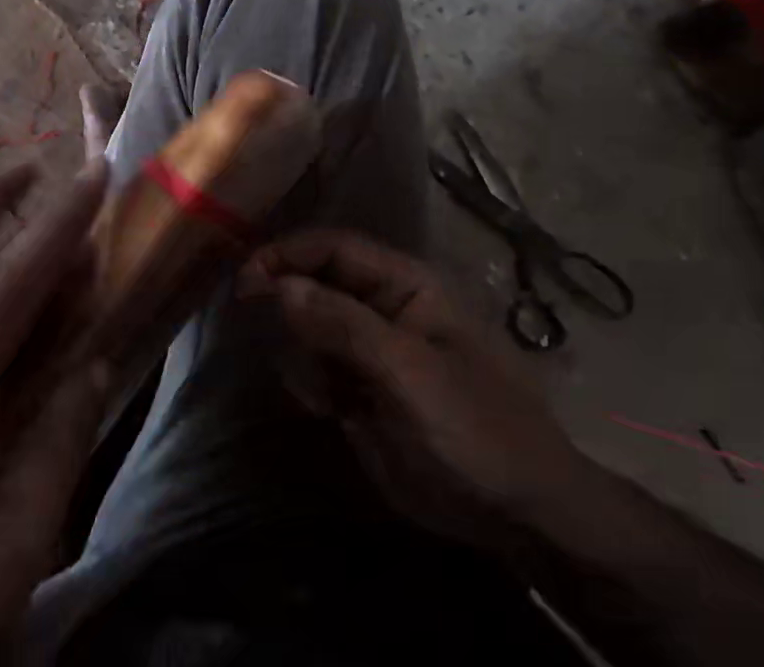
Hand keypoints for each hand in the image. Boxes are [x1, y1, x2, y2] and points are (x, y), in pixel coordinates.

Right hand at [241, 230, 595, 542]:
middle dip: (289, 310)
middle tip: (280, 344)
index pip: (332, 247)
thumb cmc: (478, 431)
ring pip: (303, 326)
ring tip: (327, 396)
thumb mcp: (411, 373)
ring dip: (301, 357)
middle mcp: (382, 307)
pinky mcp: (356, 384)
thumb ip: (344, 325)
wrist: (517, 516)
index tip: (245, 284)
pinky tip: (331, 411)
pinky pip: (310, 366)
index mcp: (407, 286)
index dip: (285, 256)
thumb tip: (279, 286)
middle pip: (311, 283)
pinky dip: (308, 384)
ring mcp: (367, 347)